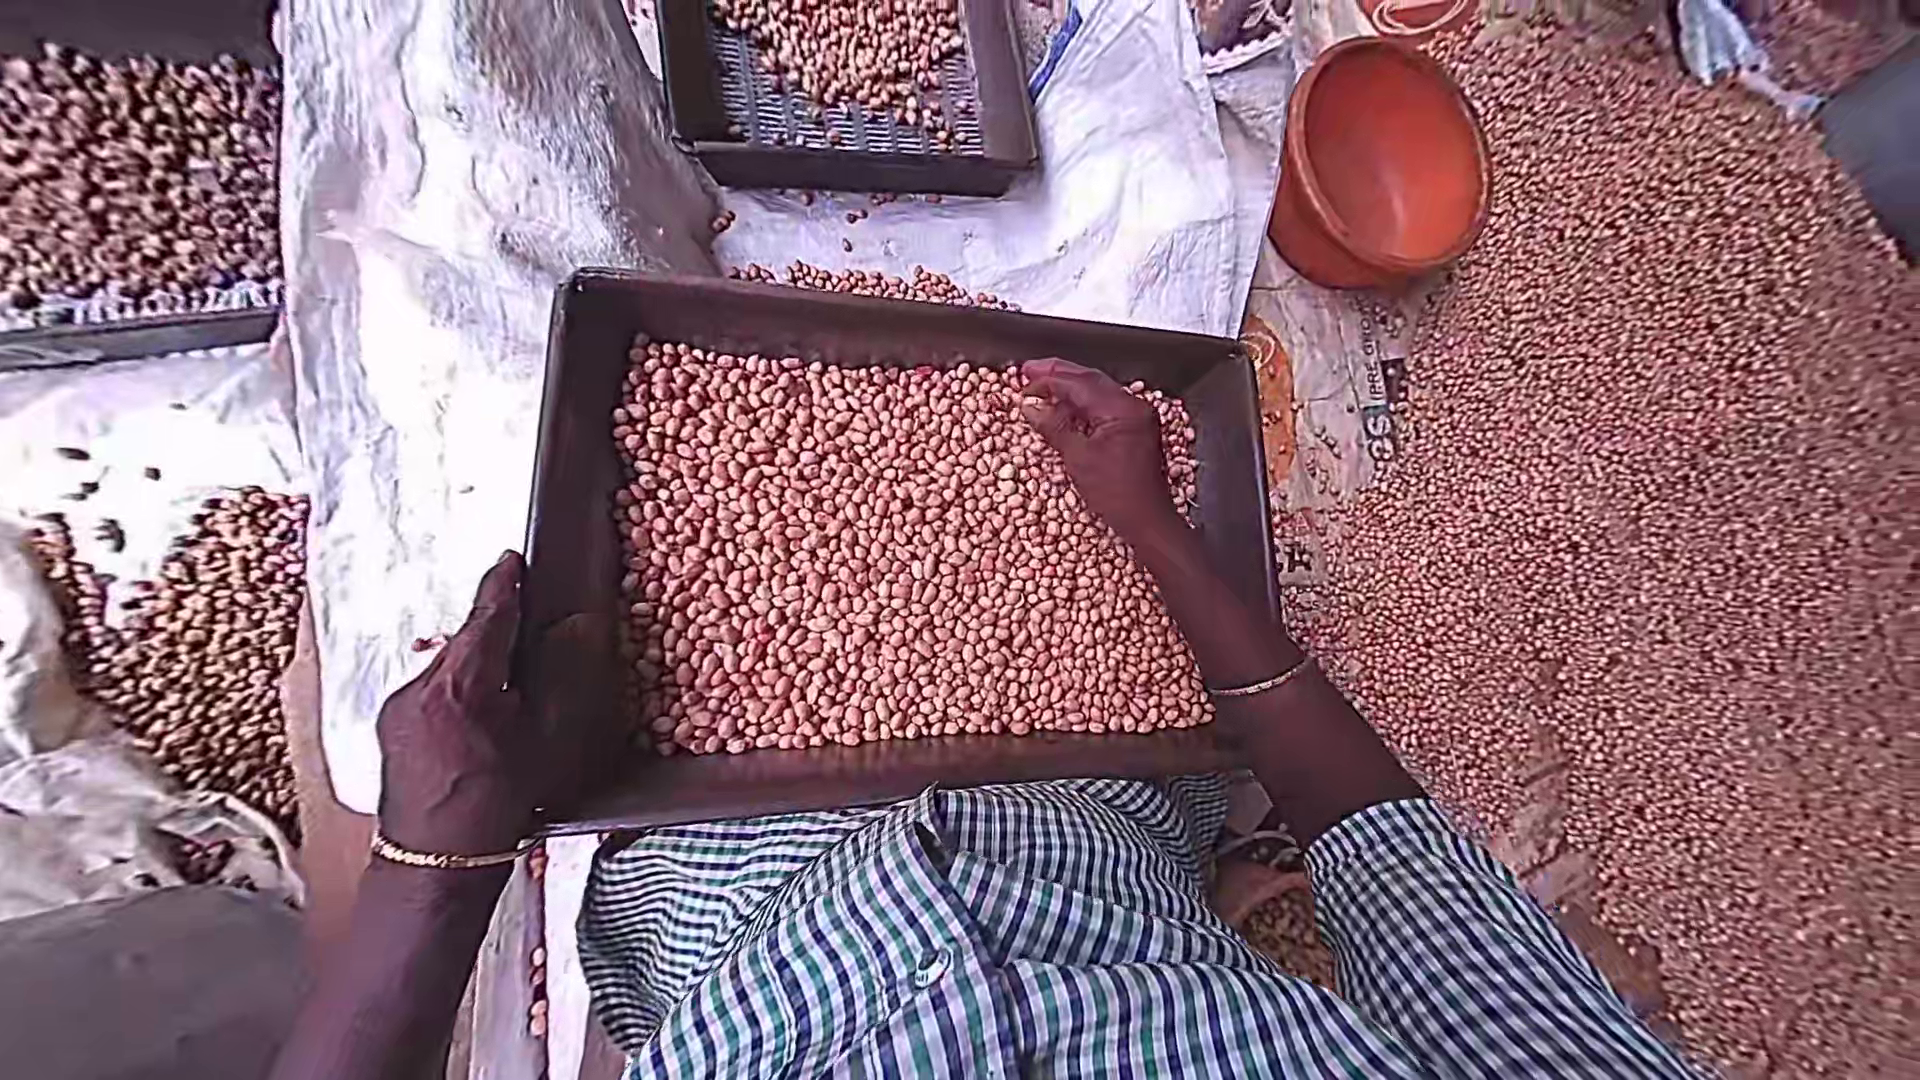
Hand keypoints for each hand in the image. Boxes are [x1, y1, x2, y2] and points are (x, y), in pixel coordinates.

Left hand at [376, 551, 616, 855]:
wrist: (440, 857)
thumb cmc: (504, 793)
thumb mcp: (547, 731)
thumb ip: (560, 671)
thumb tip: (574, 624)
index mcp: (461, 685)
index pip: (487, 619)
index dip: (502, 585)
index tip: (511, 559)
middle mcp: (419, 688)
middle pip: (466, 639)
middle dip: (496, 624)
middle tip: (528, 615)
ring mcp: (397, 708)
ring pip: (449, 663)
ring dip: (481, 656)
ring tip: (512, 671)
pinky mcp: (389, 726)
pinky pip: (433, 686)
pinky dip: (461, 680)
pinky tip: (484, 700)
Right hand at [1019, 357, 1185, 547]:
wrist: (1147, 520)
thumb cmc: (1116, 494)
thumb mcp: (1078, 459)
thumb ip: (1054, 427)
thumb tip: (1030, 406)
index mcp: (1123, 409)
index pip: (1080, 384)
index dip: (1049, 380)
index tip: (1024, 380)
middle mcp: (1133, 406)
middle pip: (1090, 380)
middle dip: (1058, 374)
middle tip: (1029, 371)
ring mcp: (1135, 418)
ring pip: (1096, 393)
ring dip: (1068, 388)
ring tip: (1041, 387)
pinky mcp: (1132, 431)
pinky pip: (1103, 408)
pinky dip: (1080, 406)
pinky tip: (1063, 409)